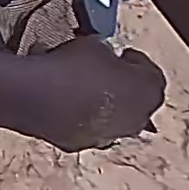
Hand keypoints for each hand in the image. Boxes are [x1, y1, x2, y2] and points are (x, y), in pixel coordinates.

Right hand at [13, 35, 166, 150]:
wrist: (36, 97)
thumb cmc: (71, 67)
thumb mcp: (93, 45)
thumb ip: (105, 52)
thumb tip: (101, 53)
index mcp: (147, 91)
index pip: (152, 74)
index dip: (137, 62)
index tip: (123, 54)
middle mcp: (136, 119)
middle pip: (135, 101)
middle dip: (122, 87)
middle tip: (104, 72)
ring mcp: (108, 136)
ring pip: (110, 118)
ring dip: (101, 105)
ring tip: (79, 87)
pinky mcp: (79, 144)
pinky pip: (84, 128)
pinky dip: (78, 117)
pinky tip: (61, 102)